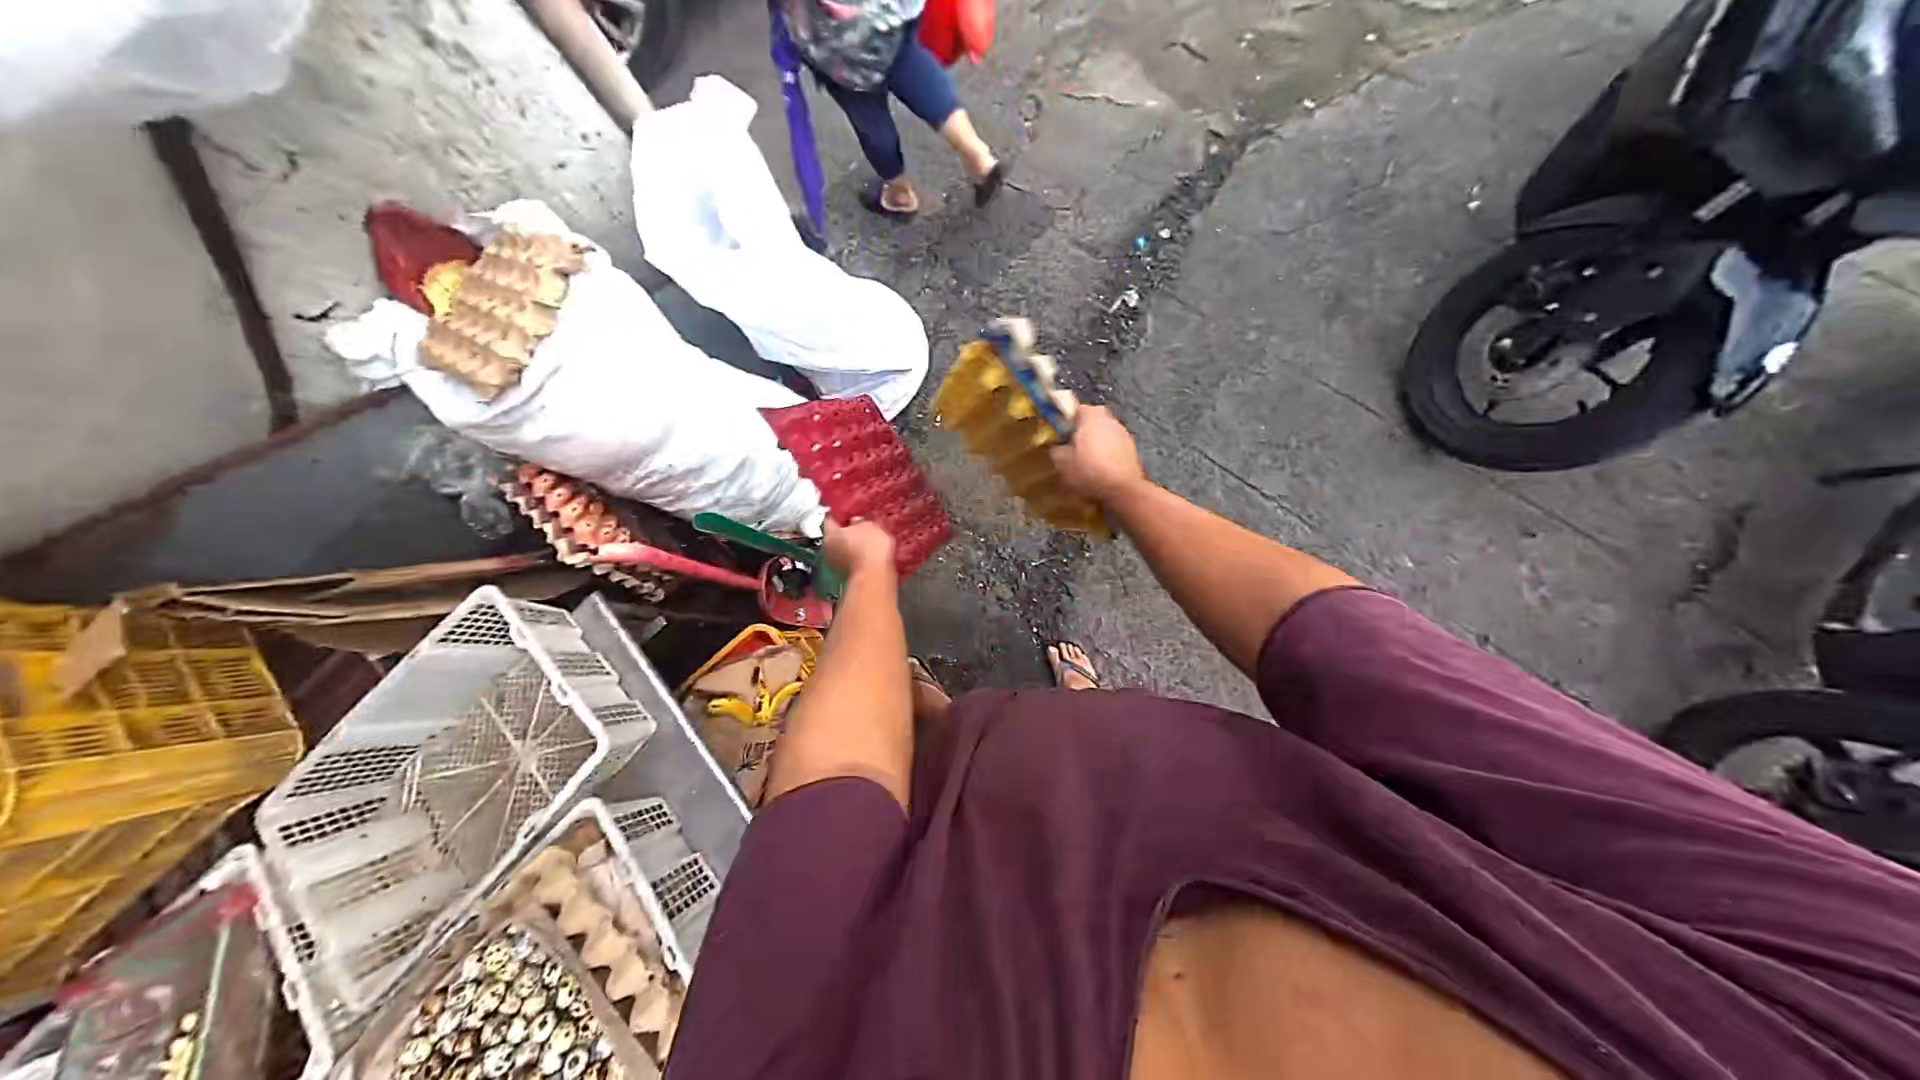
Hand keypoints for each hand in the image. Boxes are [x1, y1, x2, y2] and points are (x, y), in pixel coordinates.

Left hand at [823, 518, 896, 579]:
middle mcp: (826, 548)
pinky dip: (854, 556)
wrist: (874, 578)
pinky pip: (848, 560)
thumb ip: (860, 522)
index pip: (829, 518)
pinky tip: (865, 554)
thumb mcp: (870, 526)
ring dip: (849, 545)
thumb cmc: (871, 546)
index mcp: (829, 533)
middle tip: (856, 526)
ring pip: (840, 549)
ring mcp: (834, 564)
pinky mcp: (843, 575)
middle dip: (843, 531)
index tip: (847, 512)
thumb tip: (854, 521)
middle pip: (833, 535)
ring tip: (863, 541)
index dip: (838, 514)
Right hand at [1050, 405, 1148, 504]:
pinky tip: (1097, 466)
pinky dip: (1104, 451)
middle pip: (1088, 418)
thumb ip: (1055, 449)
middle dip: (1078, 429)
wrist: (1123, 490)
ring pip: (1101, 431)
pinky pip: (1111, 444)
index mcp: (1090, 415)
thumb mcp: (1062, 463)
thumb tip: (1056, 446)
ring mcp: (1122, 431)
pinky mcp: (1130, 447)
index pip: (1071, 407)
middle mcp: (1108, 418)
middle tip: (1067, 444)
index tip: (1055, 430)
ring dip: (1092, 440)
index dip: (1061, 419)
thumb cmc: (1090, 472)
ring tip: (1082, 458)